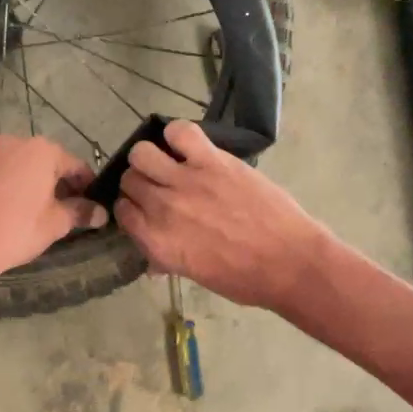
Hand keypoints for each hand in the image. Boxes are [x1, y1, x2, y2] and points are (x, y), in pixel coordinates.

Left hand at [0, 135, 108, 279]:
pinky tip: (15, 210)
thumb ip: (80, 212)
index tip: (92, 206)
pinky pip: (4, 172)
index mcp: (42, 150)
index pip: (76, 166)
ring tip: (42, 213)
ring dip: (37, 184)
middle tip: (69, 212)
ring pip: (25, 166)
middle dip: (61, 184)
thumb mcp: (56, 223)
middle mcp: (16, 142)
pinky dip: (15, 185)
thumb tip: (100, 213)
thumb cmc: (17, 230)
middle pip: (49, 162)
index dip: (87, 186)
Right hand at [116, 120, 334, 310]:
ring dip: (150, 158)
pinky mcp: (212, 161)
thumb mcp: (195, 275)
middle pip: (130, 180)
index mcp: (156, 241)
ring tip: (168, 164)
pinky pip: (179, 132)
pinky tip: (187, 147)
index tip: (142, 208)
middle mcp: (162, 208)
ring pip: (142, 153)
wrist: (290, 262)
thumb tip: (153, 260)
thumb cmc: (244, 278)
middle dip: (139, 183)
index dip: (130, 208)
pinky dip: (177, 134)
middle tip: (158, 185)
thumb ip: (167, 259)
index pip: (122, 212)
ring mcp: (186, 181)